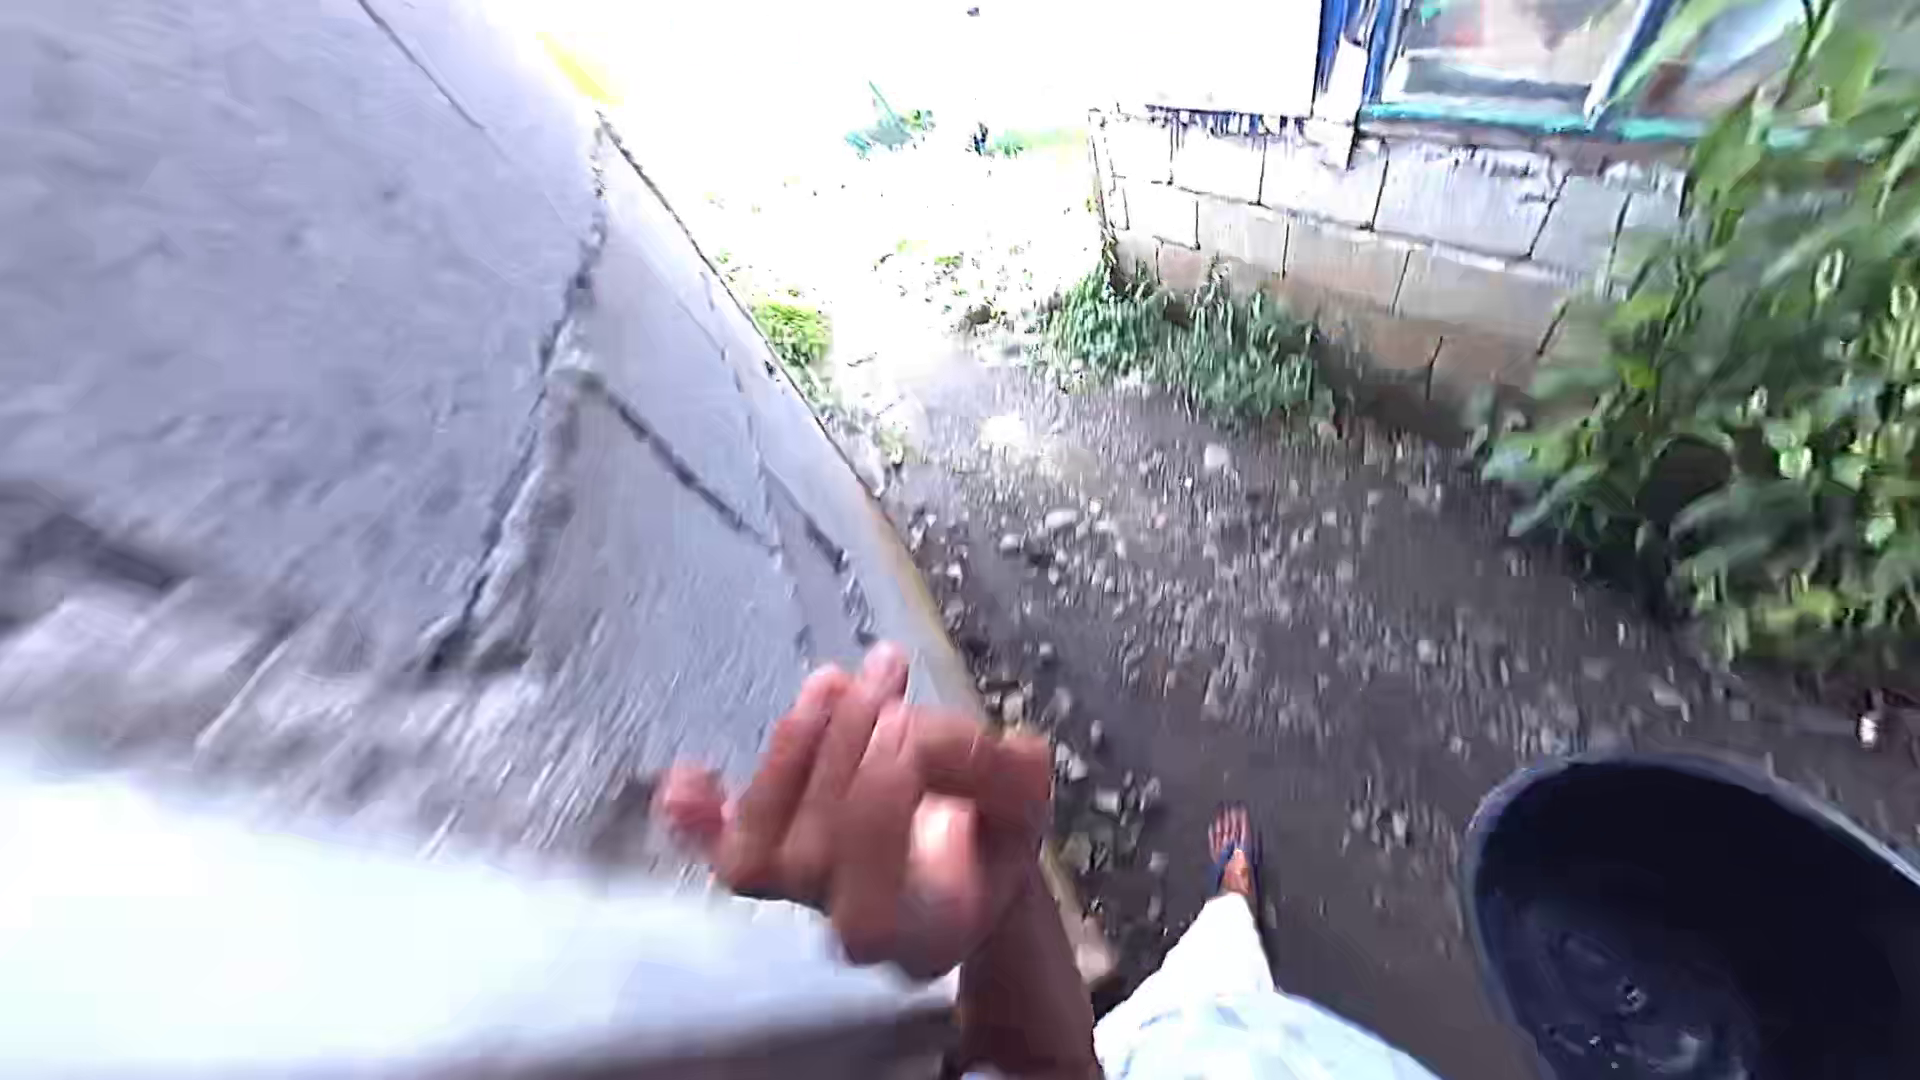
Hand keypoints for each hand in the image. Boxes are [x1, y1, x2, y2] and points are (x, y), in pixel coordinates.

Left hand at [655, 643, 1053, 978]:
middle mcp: (846, 928)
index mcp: (921, 930)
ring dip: (791, 749)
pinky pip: (720, 850)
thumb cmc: (993, 833)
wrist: (962, 857)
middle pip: (809, 856)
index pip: (868, 901)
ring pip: (756, 848)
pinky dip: (698, 818)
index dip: (876, 806)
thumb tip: (951, 739)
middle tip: (882, 674)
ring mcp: (799, 897)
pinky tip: (684, 780)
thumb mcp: (1024, 803)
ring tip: (833, 681)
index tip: (912, 724)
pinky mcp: (773, 858)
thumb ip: (1006, 774)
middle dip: (843, 747)